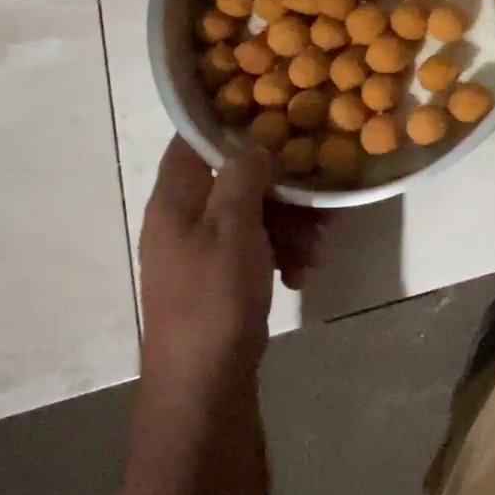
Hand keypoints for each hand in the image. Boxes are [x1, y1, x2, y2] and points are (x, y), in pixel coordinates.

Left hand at [137, 136, 326, 392]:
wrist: (203, 382)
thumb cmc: (214, 296)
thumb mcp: (233, 227)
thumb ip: (242, 178)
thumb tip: (253, 145)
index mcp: (175, 200)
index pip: (192, 140)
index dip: (228, 121)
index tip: (273, 112)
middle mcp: (184, 219)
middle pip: (235, 179)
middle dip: (282, 187)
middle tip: (318, 198)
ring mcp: (201, 251)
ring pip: (253, 215)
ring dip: (290, 224)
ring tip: (317, 247)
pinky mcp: (220, 278)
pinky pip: (256, 247)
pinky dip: (282, 253)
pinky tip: (302, 271)